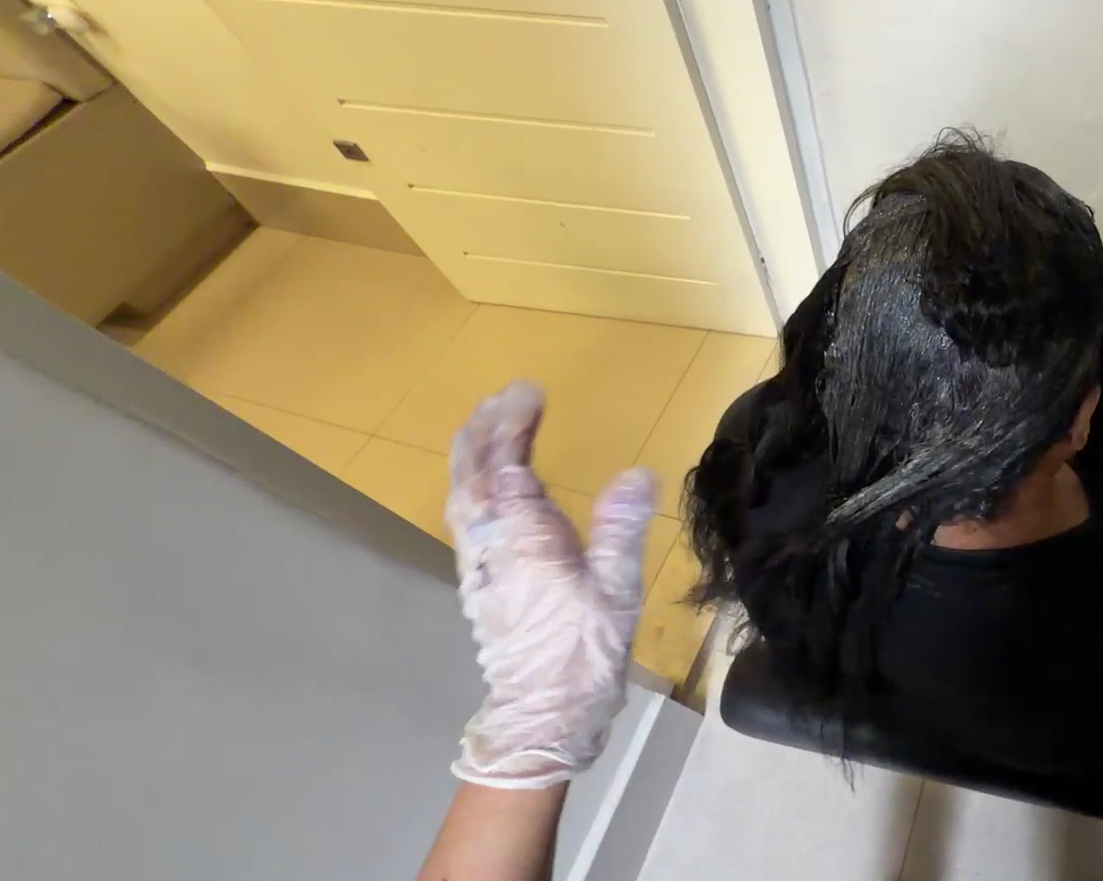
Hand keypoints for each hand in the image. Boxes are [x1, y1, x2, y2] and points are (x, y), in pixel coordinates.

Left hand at [445, 381, 655, 788]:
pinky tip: (487, 484)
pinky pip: (469, 517)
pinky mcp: (482, 580)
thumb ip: (621, 527)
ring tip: (485, 425)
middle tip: (501, 396)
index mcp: (524, 540)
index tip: (527, 390)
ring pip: (464, 497)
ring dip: (471, 455)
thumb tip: (638, 472)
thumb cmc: (585, 647)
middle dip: (484, 432)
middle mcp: (491, 545)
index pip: (509, 467)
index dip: (513, 425)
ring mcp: (480, 564)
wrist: (544, 712)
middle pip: (474, 476)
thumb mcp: (616, 587)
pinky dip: (474, 484)